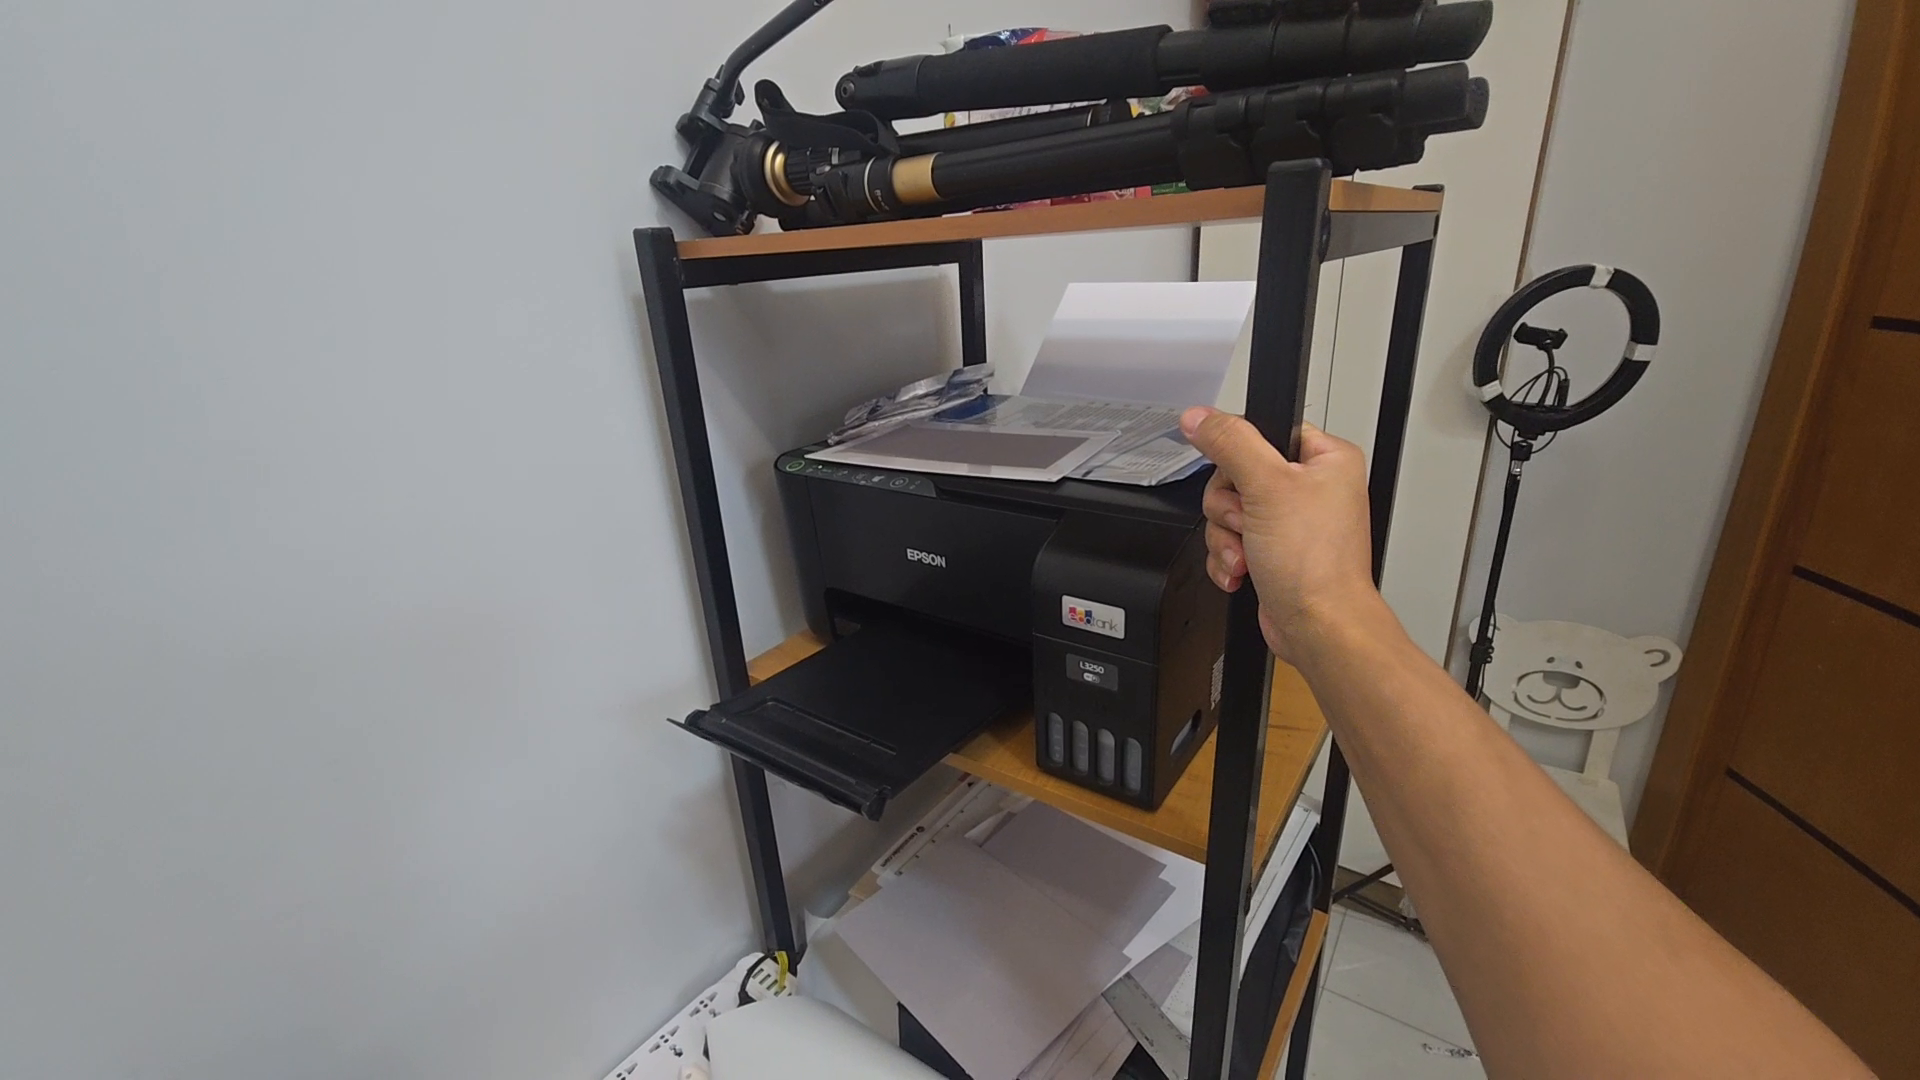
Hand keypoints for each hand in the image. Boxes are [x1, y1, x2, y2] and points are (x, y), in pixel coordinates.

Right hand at [1180, 407, 1380, 663]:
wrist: (1317, 625)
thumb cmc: (1315, 564)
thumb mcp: (1267, 487)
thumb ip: (1230, 444)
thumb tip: (1199, 417)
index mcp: (1324, 460)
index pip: (1260, 433)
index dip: (1238, 458)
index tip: (1240, 479)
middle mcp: (1309, 488)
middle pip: (1234, 475)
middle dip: (1229, 508)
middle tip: (1248, 521)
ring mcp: (1289, 521)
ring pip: (1226, 511)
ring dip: (1226, 537)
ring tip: (1248, 554)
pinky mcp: (1271, 550)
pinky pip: (1228, 540)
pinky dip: (1228, 557)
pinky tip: (1244, 570)